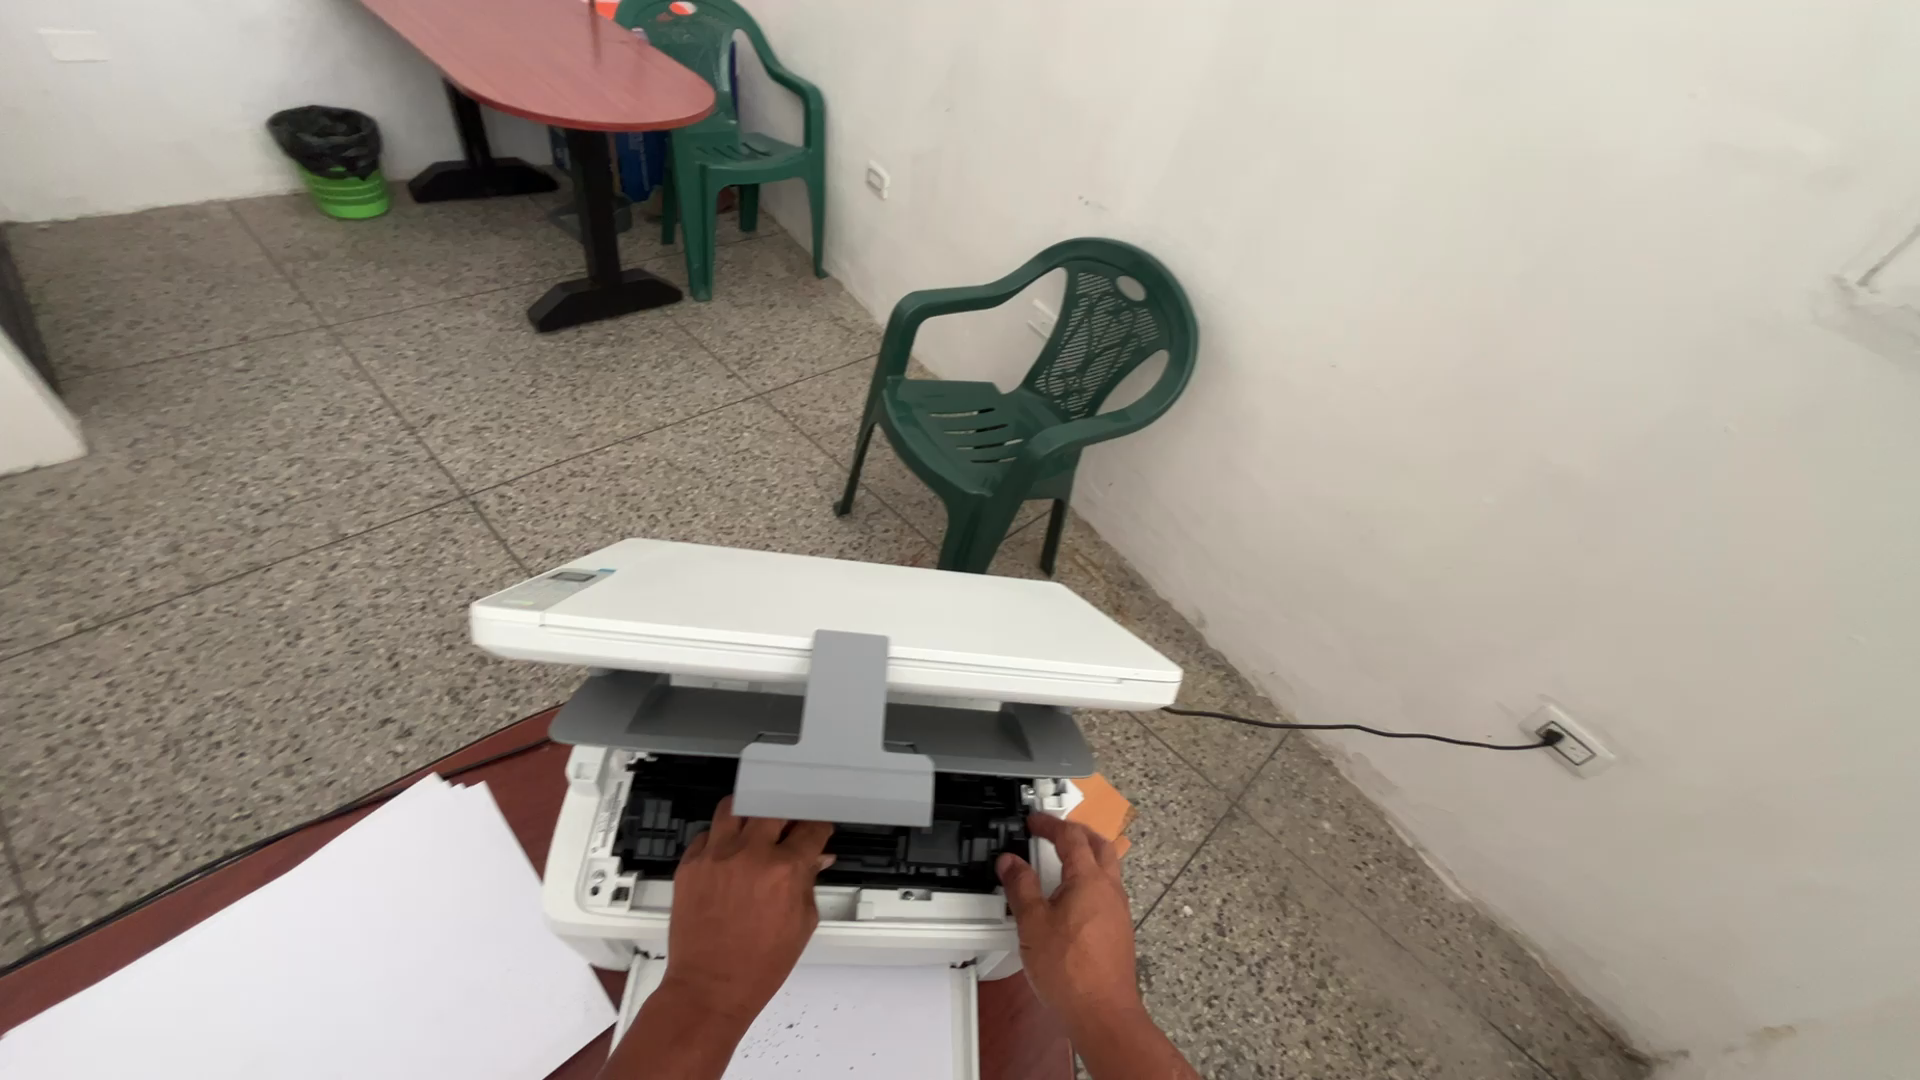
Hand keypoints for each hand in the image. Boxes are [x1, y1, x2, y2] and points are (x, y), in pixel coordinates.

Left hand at [661, 795, 835, 1022]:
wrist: (710, 989)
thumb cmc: (759, 965)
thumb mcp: (802, 924)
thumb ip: (809, 882)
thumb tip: (816, 859)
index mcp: (785, 869)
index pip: (811, 828)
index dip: (819, 828)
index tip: (817, 831)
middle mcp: (750, 854)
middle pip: (774, 807)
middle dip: (786, 815)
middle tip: (787, 827)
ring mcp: (717, 857)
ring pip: (735, 807)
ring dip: (749, 813)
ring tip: (753, 825)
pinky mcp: (690, 866)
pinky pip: (706, 834)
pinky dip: (719, 837)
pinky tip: (727, 851)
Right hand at [996, 813, 1144, 1030]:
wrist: (1102, 1015)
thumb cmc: (1070, 971)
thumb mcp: (1032, 923)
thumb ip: (1020, 887)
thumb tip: (1010, 862)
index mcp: (1089, 879)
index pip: (1071, 836)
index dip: (1049, 824)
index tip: (1033, 822)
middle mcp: (1110, 889)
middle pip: (1099, 845)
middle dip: (1076, 833)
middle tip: (1053, 832)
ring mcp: (1118, 910)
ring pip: (1107, 868)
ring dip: (1086, 856)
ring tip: (1061, 862)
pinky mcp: (1119, 930)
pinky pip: (1107, 891)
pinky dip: (1090, 880)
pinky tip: (1072, 899)